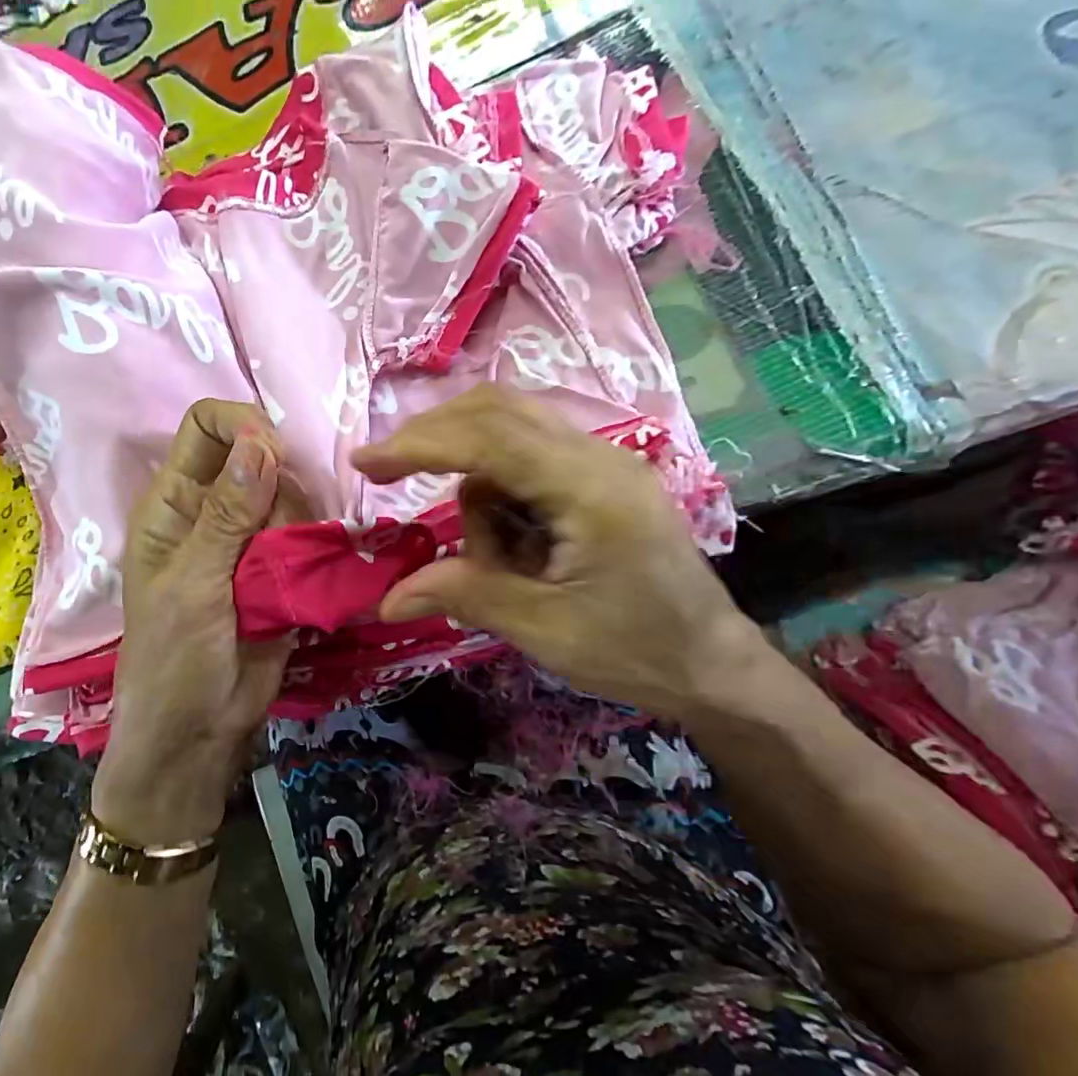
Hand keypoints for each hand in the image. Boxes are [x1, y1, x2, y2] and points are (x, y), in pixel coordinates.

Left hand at [94, 400, 295, 844]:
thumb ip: (227, 515)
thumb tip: (258, 441)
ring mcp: (249, 541)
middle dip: (280, 485)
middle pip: (260, 456)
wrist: (197, 731)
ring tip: (284, 574)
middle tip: (280, 536)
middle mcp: (212, 511)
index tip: (273, 458)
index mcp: (173, 503)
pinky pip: (310, 536)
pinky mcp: (281, 571)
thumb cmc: (172, 658)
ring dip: (300, 524)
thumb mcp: (192, 584)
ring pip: (292, 497)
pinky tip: (309, 577)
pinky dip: (318, 547)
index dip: (241, 427)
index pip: (205, 428)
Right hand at [351, 385, 763, 719]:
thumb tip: (386, 601)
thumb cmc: (636, 649)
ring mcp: (603, 464)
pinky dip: (495, 491)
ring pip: (510, 431)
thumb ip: (463, 596)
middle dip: (434, 438)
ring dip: (471, 481)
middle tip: (386, 473)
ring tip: (489, 558)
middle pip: (498, 411)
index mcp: (591, 489)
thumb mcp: (542, 629)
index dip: (419, 445)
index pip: (490, 440)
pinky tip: (510, 546)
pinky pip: (527, 461)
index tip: (364, 464)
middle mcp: (599, 458)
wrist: (713, 665)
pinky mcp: (598, 479)